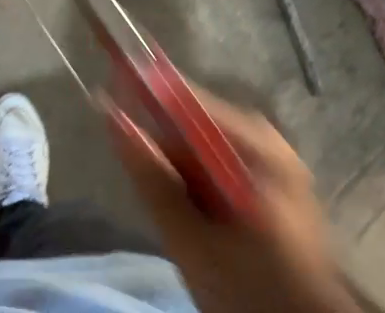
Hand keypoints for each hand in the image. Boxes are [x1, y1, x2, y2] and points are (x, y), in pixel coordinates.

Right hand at [109, 90, 359, 312]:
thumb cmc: (252, 289)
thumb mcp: (191, 240)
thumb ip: (152, 178)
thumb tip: (112, 117)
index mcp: (255, 147)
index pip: (186, 99)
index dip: (144, 95)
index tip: (105, 97)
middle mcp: (268, 142)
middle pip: (197, 124)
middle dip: (168, 150)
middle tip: (155, 191)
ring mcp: (277, 162)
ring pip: (208, 147)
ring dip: (185, 171)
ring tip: (182, 215)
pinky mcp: (278, 183)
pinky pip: (225, 164)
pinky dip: (205, 184)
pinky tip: (204, 219)